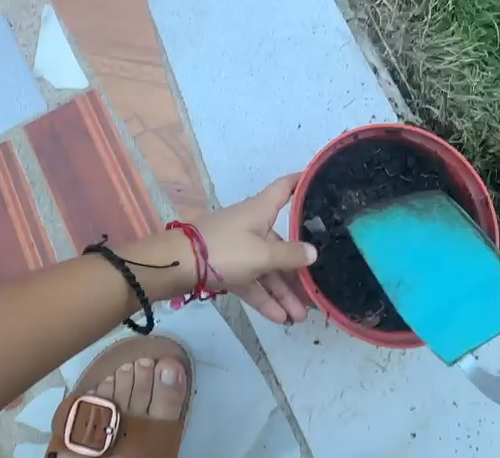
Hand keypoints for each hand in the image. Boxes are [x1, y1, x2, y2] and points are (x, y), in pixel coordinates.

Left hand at [187, 174, 315, 323]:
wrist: (179, 265)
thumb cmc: (225, 249)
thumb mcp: (262, 254)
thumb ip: (289, 255)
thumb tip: (313, 252)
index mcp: (261, 210)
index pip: (285, 188)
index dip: (301, 182)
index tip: (320, 182)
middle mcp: (253, 225)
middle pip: (281, 242)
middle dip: (298, 267)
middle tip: (315, 291)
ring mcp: (239, 247)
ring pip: (267, 267)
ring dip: (283, 291)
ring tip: (300, 317)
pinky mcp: (227, 266)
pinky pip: (252, 281)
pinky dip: (264, 297)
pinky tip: (279, 318)